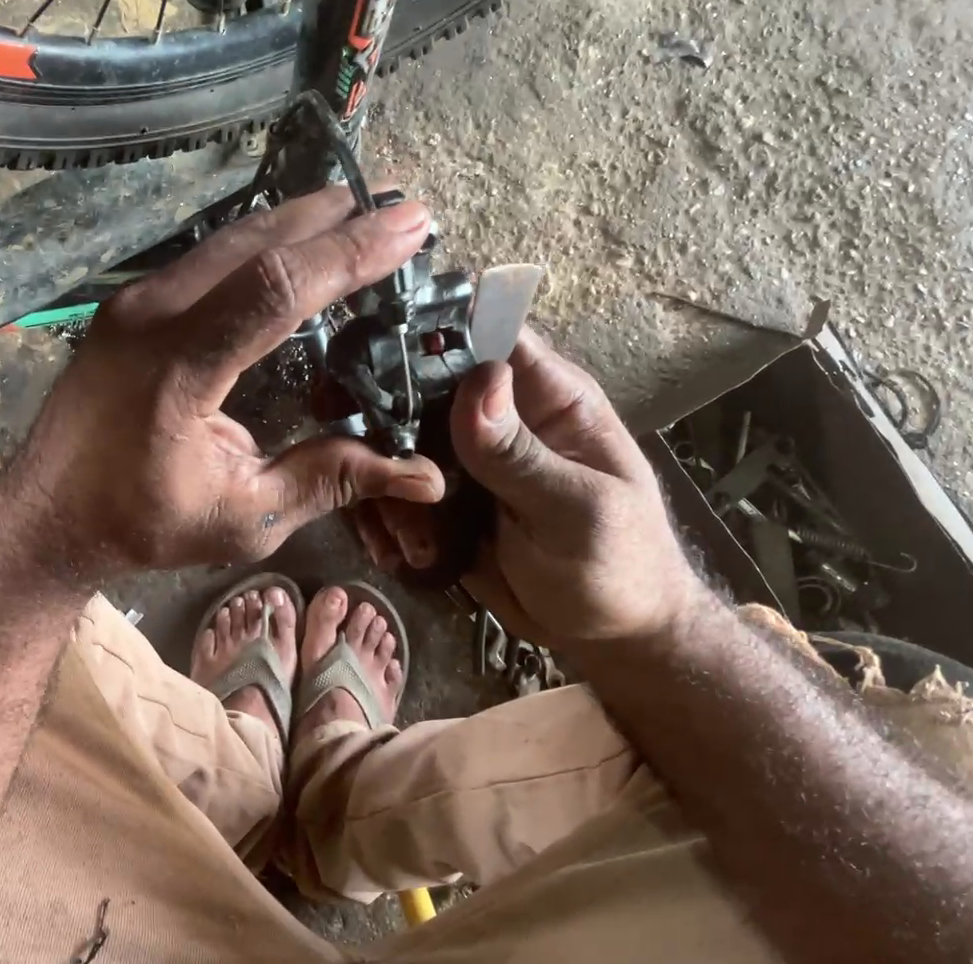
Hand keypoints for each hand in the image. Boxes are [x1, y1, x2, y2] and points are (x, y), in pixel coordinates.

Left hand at [0, 187, 445, 581]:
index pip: (276, 289)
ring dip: (295, 221)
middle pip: (252, 242)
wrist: (46, 514)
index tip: (411, 226)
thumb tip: (428, 475)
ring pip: (225, 239)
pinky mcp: (126, 306)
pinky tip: (291, 243)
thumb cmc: (139, 524)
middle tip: (399, 203)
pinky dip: (257, 243)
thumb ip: (330, 482)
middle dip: (332, 218)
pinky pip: (202, 256)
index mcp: (178, 370)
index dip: (349, 254)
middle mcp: (150, 317)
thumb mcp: (242, 517)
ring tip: (356, 210)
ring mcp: (131, 303)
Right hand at [356, 328, 707, 646]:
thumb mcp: (578, 511)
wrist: (605, 636)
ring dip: (382, 480)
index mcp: (548, 399)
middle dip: (385, 417)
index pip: (488, 338)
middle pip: (424, 385)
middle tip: (355, 459)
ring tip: (394, 533)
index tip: (375, 362)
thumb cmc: (617, 567)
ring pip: (398, 439)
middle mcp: (500, 416)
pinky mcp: (442, 496)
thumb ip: (522, 453)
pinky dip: (382, 513)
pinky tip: (387, 548)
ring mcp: (466, 457)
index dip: (433, 337)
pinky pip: (396, 487)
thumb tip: (478, 381)